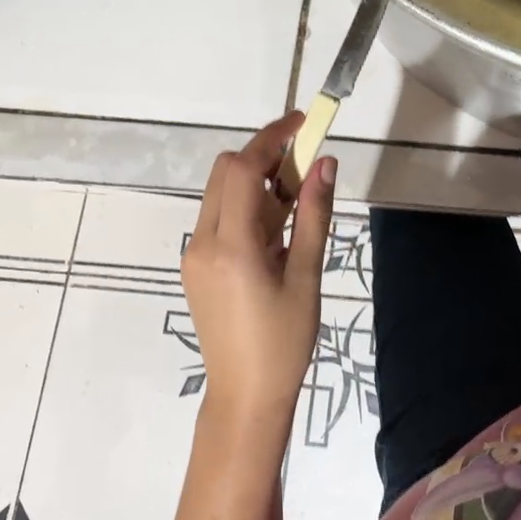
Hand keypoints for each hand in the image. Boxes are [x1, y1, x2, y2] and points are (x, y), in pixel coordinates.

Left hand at [181, 112, 338, 418]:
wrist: (245, 397)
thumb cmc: (284, 341)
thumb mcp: (306, 275)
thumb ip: (313, 214)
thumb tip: (325, 163)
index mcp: (232, 245)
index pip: (244, 169)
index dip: (273, 137)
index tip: (303, 122)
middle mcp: (203, 242)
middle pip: (226, 173)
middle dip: (264, 156)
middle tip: (304, 165)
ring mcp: (195, 255)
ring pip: (220, 193)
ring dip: (255, 182)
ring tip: (296, 201)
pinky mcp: (196, 267)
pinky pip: (219, 218)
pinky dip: (246, 206)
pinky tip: (276, 230)